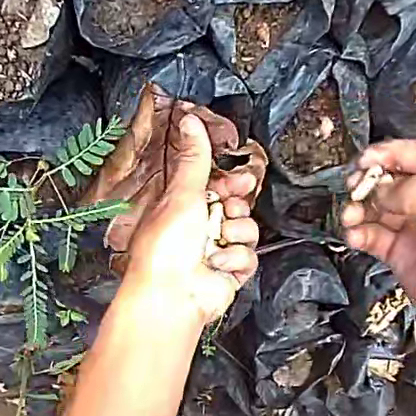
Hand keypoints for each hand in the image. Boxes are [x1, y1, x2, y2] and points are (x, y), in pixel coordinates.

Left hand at [120, 104, 259, 327]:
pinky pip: (249, 256)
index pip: (218, 184)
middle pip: (238, 204)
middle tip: (225, 211)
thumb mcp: (181, 192)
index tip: (237, 181)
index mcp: (184, 205)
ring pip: (247, 229)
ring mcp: (216, 249)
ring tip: (215, 241)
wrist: (172, 294)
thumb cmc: (166, 247)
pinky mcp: (230, 271)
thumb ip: (194, 157)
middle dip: (235, 207)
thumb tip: (190, 121)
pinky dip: (235, 259)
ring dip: (235, 234)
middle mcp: (200, 227)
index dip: (231, 182)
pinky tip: (217, 263)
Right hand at [338, 139, 415, 346]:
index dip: (395, 153)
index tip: (366, 160)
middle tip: (353, 188)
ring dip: (362, 208)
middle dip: (373, 182)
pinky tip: (354, 237)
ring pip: (382, 208)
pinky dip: (361, 234)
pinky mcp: (405, 256)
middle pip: (399, 180)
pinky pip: (376, 237)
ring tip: (349, 217)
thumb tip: (380, 188)